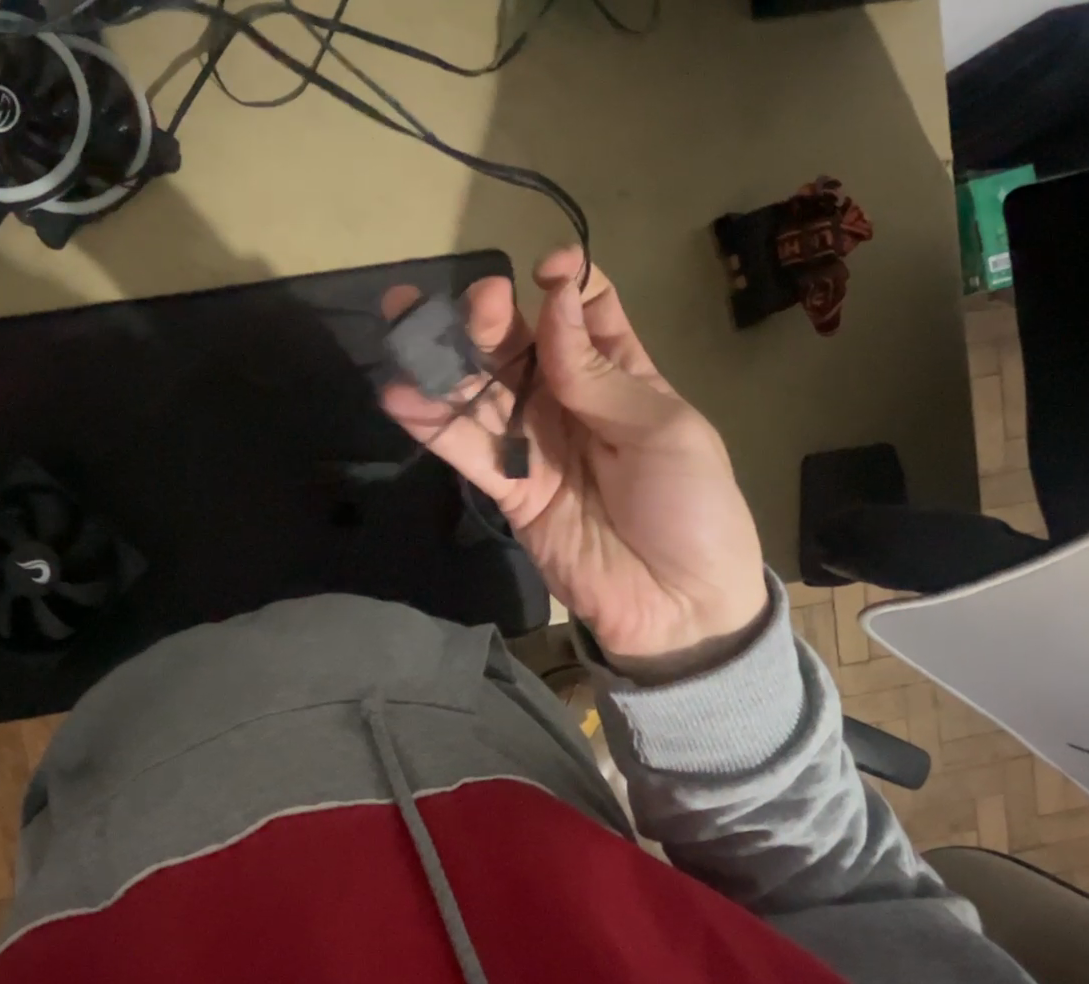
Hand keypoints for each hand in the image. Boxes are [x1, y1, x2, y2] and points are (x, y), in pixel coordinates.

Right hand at [381, 249, 767, 683]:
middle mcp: (568, 401)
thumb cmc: (691, 507)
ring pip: (482, 391)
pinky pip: (466, 449)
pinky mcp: (506, 488)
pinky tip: (397, 393)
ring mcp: (532, 444)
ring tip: (403, 325)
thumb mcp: (666, 430)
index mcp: (622, 376)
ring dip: (445, 360)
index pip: (586, 311)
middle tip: (475, 302)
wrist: (677, 606)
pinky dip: (432, 425)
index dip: (565, 283)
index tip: (546, 272)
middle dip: (494, 317)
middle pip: (521, 345)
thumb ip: (600, 376)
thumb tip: (554, 303)